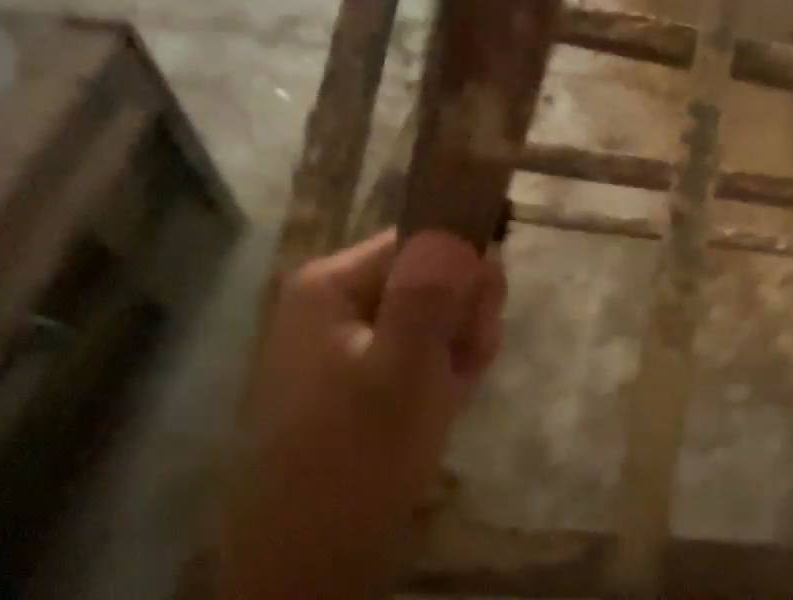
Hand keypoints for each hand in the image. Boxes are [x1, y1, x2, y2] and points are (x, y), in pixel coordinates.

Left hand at [217, 230, 505, 599]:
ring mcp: (343, 337)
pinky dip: (444, 367)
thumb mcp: (403, 373)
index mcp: (331, 284)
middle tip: (469, 361)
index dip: (466, 275)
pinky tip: (445, 400)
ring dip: (462, 344)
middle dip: (467, 314)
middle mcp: (333, 299)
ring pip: (436, 310)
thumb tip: (453, 229)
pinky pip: (420, 345)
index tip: (481, 323)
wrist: (310, 562)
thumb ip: (428, 296)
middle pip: (435, 271)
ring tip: (455, 389)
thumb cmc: (357, 459)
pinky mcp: (356, 372)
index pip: (428, 238)